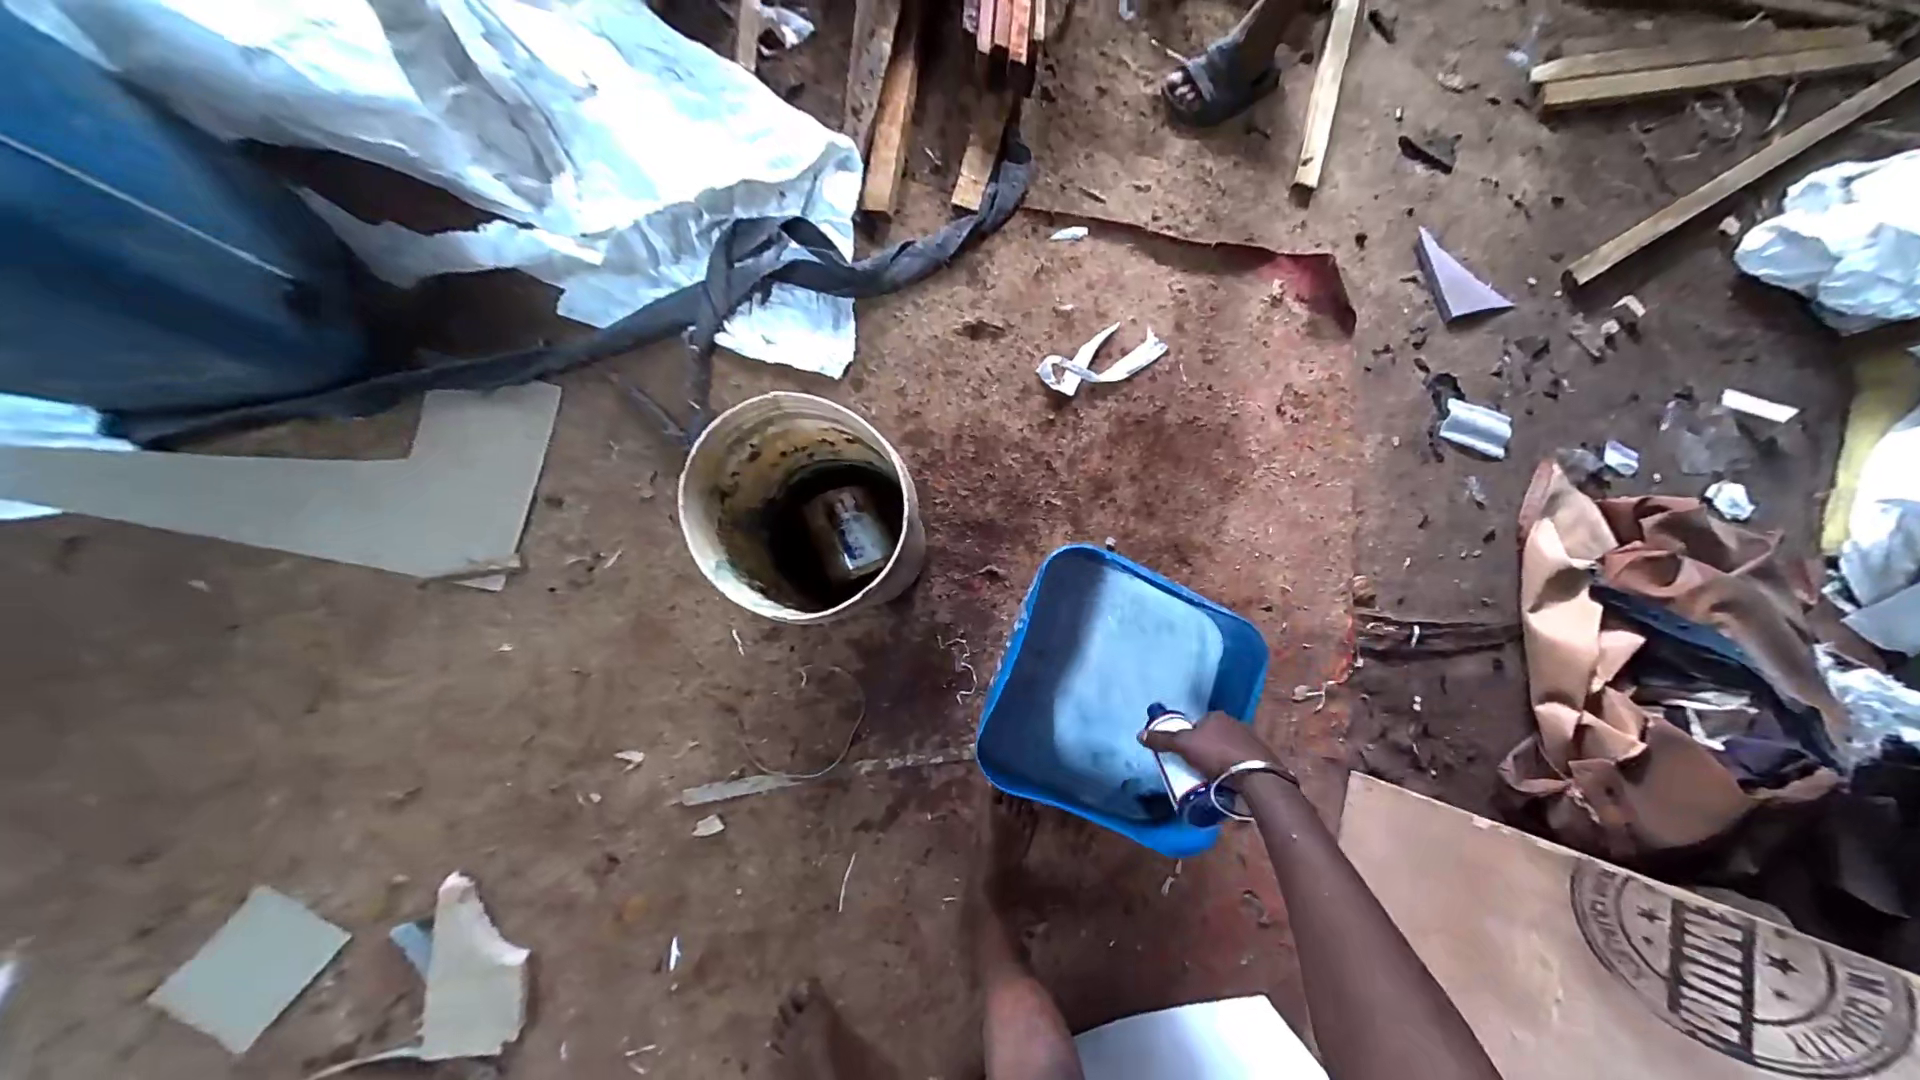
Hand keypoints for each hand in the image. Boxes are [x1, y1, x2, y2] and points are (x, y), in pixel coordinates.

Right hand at [1139, 711, 1278, 778]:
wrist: (1256, 776)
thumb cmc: (1216, 754)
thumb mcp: (1183, 745)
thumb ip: (1162, 740)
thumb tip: (1139, 735)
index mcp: (1217, 716)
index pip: (1197, 724)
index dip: (1188, 738)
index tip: (1184, 755)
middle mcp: (1235, 723)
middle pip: (1212, 737)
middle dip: (1204, 750)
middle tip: (1196, 768)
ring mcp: (1251, 740)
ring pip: (1228, 749)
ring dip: (1220, 761)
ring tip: (1213, 778)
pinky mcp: (1262, 757)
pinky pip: (1241, 762)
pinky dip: (1234, 769)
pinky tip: (1230, 781)